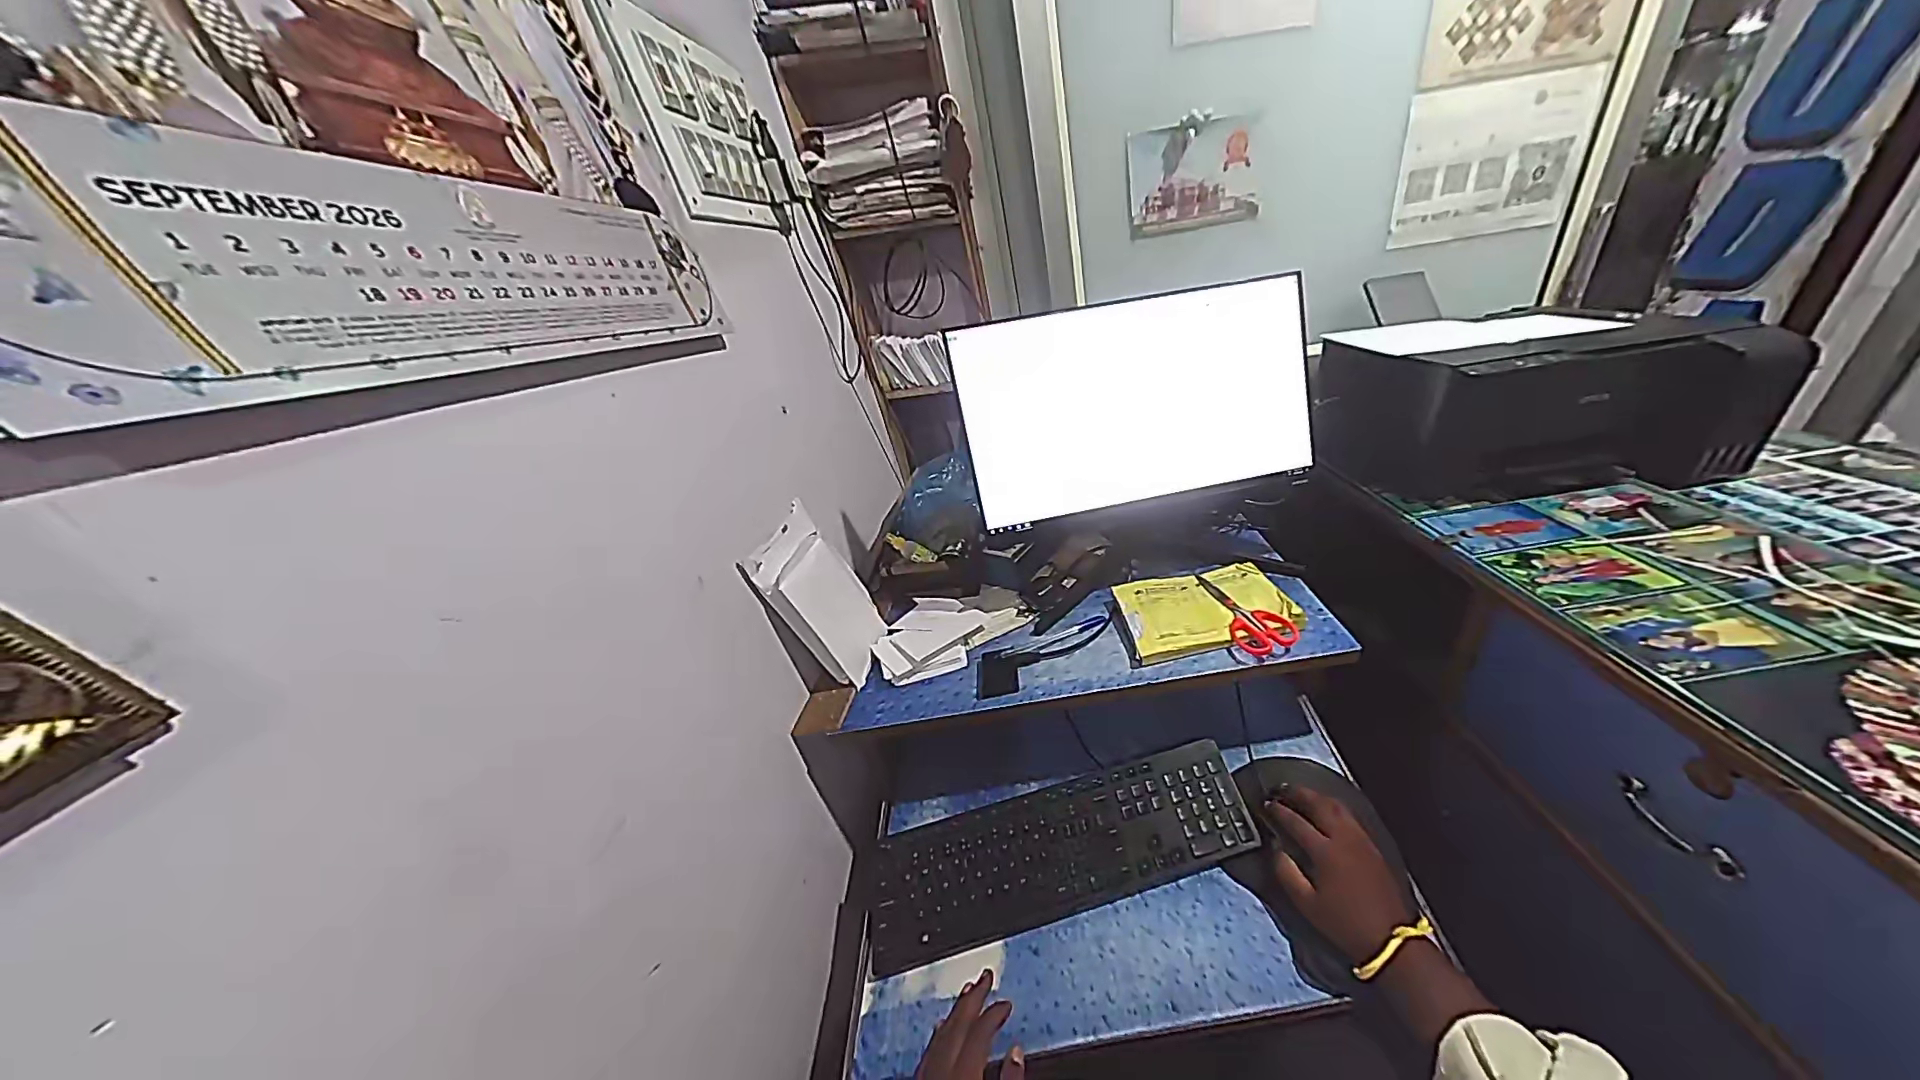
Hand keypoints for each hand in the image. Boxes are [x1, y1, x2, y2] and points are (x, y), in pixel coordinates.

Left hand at [915, 968, 1023, 1079]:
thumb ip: (1010, 1079)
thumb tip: (1016, 1052)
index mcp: (964, 1071)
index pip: (979, 1031)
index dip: (994, 1013)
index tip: (1006, 1002)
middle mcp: (941, 1067)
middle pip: (958, 1023)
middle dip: (974, 996)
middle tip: (986, 975)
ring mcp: (927, 1074)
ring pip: (941, 1033)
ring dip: (957, 1009)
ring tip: (968, 990)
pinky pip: (930, 1048)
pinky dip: (941, 1031)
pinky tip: (943, 1025)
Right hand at [1263, 786, 1416, 964]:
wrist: (1391, 940)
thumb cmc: (1345, 924)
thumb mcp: (1307, 904)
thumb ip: (1286, 872)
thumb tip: (1276, 850)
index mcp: (1325, 852)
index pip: (1295, 821)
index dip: (1278, 810)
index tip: (1266, 805)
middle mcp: (1344, 840)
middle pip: (1319, 805)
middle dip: (1298, 793)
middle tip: (1282, 789)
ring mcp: (1362, 842)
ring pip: (1337, 807)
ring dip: (1317, 797)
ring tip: (1303, 794)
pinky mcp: (1374, 848)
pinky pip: (1350, 817)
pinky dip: (1334, 807)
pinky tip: (1328, 811)